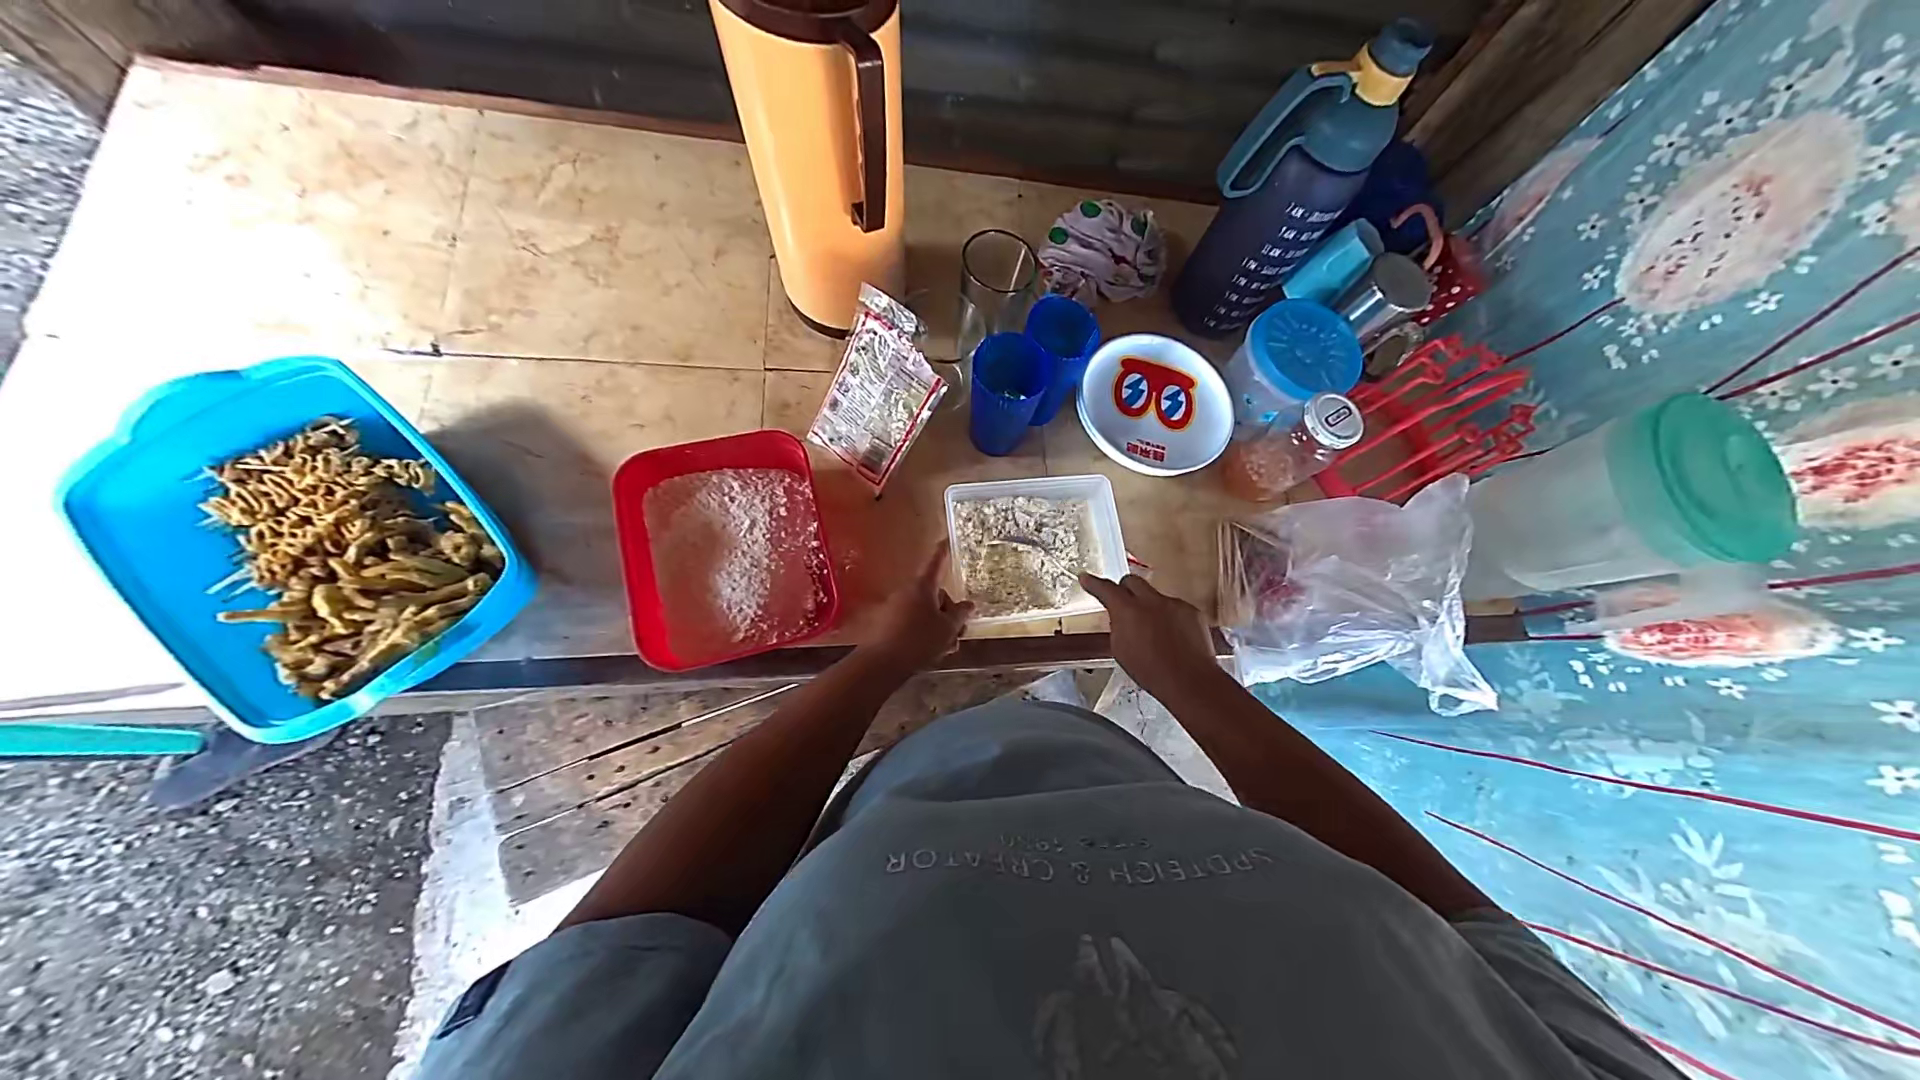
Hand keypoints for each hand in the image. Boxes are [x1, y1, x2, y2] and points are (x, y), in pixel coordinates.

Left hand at [862, 542, 973, 673]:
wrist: (881, 663)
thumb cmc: (919, 640)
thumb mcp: (948, 629)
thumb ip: (960, 615)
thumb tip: (968, 605)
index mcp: (922, 587)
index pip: (936, 563)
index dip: (944, 552)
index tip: (946, 539)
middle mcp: (906, 592)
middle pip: (933, 595)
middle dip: (947, 612)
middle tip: (958, 632)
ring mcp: (894, 608)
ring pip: (923, 612)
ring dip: (937, 626)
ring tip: (946, 647)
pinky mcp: (885, 624)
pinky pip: (911, 623)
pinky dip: (923, 633)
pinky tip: (930, 652)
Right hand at [1078, 572, 1218, 698]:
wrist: (1188, 681)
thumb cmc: (1153, 671)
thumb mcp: (1121, 650)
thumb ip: (1117, 626)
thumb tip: (1118, 618)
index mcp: (1127, 610)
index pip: (1105, 588)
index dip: (1093, 583)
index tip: (1087, 579)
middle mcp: (1150, 601)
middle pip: (1132, 581)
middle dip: (1125, 590)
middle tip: (1123, 603)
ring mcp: (1173, 604)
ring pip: (1155, 596)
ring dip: (1150, 609)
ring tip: (1154, 634)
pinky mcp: (1191, 611)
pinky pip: (1175, 608)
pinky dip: (1171, 619)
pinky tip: (1172, 638)